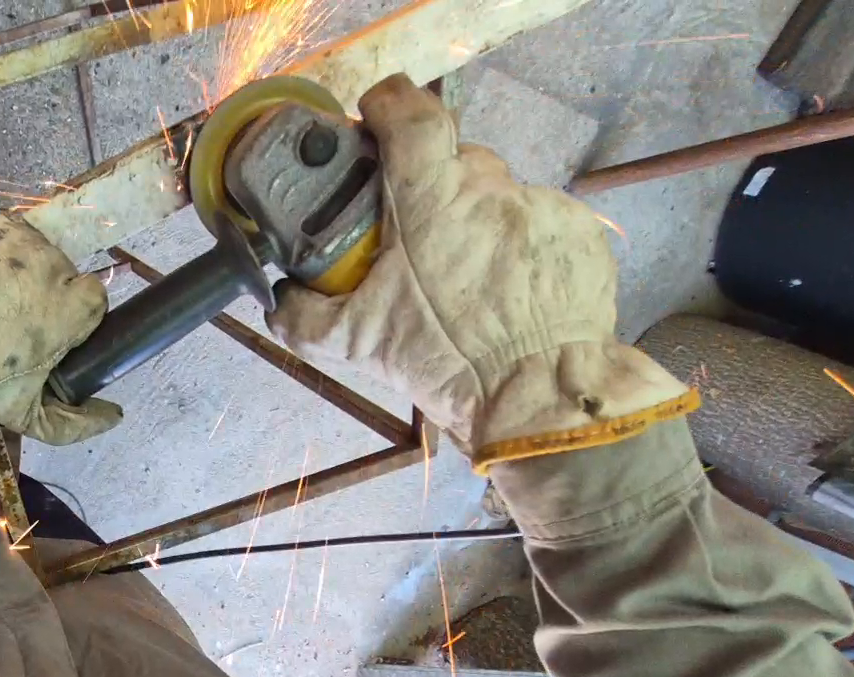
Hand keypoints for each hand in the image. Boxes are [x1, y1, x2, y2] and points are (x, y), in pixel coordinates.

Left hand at [0, 205, 116, 445]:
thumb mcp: (26, 414)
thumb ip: (77, 422)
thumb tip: (114, 416)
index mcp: (72, 302)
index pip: (87, 299)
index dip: (64, 317)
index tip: (38, 334)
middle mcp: (47, 257)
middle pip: (54, 269)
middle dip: (33, 292)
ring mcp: (5, 231)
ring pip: (18, 245)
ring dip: (3, 266)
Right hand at [266, 74, 696, 470]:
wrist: (535, 392)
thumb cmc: (443, 360)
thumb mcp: (357, 345)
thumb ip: (302, 319)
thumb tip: (276, 301)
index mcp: (433, 204)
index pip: (409, 117)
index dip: (385, 107)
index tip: (373, 118)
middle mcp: (491, 191)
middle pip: (450, 162)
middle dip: (426, 189)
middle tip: (407, 236)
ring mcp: (541, 207)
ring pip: (493, 196)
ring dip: (470, 223)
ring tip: (459, 279)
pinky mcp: (577, 232)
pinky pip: (534, 223)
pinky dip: (511, 247)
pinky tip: (500, 290)